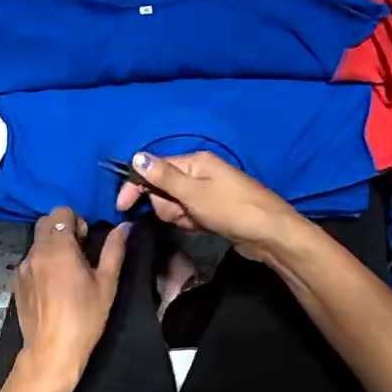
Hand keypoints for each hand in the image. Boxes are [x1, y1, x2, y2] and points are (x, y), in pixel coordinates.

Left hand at [13, 207, 128, 383]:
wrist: (52, 351)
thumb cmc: (85, 317)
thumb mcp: (107, 284)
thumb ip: (114, 250)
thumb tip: (125, 226)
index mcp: (58, 247)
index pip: (61, 212)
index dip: (77, 221)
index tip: (87, 242)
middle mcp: (36, 252)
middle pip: (45, 222)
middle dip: (62, 229)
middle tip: (79, 253)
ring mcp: (22, 268)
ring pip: (36, 243)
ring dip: (51, 247)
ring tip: (67, 272)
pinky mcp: (16, 284)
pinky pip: (29, 262)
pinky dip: (41, 263)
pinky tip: (53, 286)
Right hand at [114, 151, 301, 260]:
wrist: (270, 235)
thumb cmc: (232, 210)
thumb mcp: (193, 193)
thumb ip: (163, 177)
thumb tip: (136, 156)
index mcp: (194, 161)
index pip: (152, 169)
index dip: (135, 186)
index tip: (122, 207)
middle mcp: (198, 172)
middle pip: (162, 189)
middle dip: (167, 206)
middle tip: (185, 214)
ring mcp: (205, 192)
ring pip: (173, 205)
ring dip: (179, 217)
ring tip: (198, 222)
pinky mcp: (210, 209)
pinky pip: (187, 214)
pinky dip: (190, 223)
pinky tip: (204, 228)